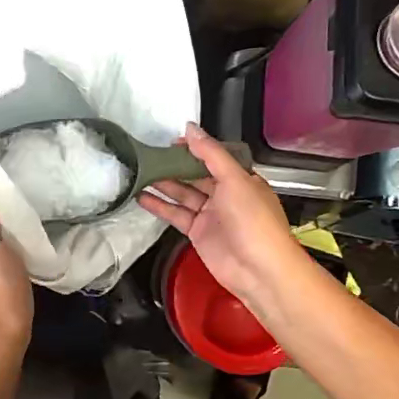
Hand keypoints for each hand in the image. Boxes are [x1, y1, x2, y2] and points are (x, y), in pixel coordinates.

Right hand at [137, 123, 315, 311]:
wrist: (259, 269)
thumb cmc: (255, 221)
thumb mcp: (235, 179)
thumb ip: (210, 154)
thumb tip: (191, 129)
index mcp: (241, 178)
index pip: (213, 158)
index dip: (193, 149)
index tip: (170, 142)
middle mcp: (226, 194)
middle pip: (195, 175)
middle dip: (174, 166)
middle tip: (149, 155)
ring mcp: (211, 214)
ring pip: (183, 194)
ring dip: (163, 184)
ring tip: (139, 172)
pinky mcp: (198, 233)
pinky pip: (176, 214)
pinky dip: (160, 206)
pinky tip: (142, 196)